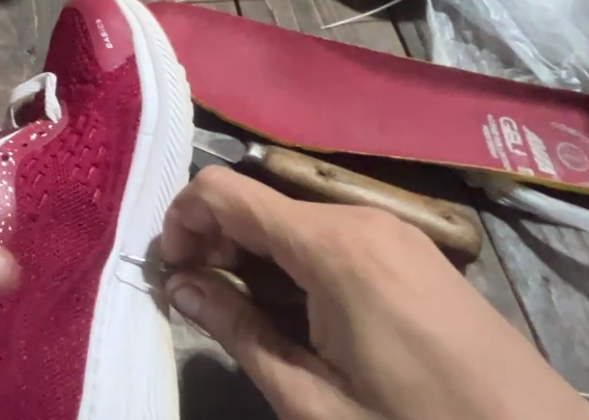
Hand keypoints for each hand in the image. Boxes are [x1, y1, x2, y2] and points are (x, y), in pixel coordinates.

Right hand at [161, 167, 588, 419]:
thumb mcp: (315, 401)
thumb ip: (236, 329)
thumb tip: (177, 283)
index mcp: (332, 244)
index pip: (221, 190)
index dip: (180, 221)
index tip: (173, 273)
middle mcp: (359, 217)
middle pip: (253, 200)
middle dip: (214, 240)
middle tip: (202, 297)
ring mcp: (394, 232)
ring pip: (288, 216)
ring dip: (252, 252)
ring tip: (250, 312)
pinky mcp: (415, 253)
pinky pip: (329, 233)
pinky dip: (293, 259)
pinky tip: (302, 312)